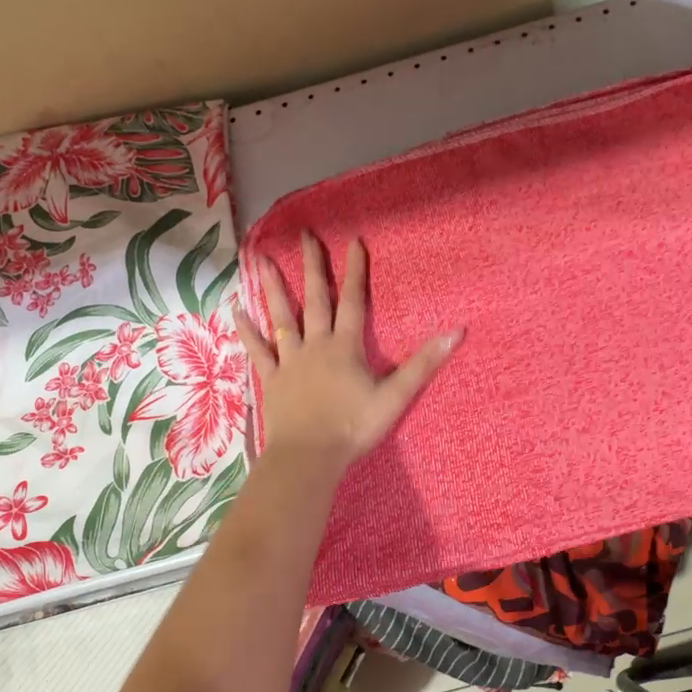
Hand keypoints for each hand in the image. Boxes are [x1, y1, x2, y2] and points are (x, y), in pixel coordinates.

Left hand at [235, 233, 460, 475]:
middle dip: (313, 266)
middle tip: (305, 235)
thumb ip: (424, 364)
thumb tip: (455, 332)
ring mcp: (290, 361)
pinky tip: (236, 310)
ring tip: (263, 260)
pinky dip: (247, 330)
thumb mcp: (395, 396)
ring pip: (282, 317)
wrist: (309, 456)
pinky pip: (258, 351)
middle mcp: (316, 345)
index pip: (354, 301)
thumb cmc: (354, 427)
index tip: (354, 241)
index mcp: (346, 347)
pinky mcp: (272, 380)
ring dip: (274, 288)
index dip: (355, 270)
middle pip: (315, 299)